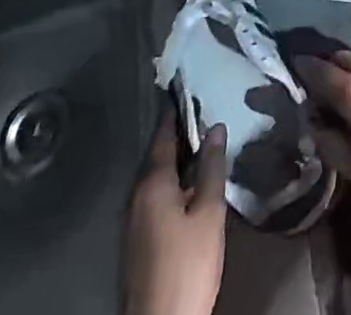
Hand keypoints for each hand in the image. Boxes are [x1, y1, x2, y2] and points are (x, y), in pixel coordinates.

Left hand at [123, 109, 226, 314]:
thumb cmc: (189, 262)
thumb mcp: (209, 213)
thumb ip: (211, 168)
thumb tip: (215, 128)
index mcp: (153, 183)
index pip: (163, 136)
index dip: (175, 113)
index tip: (187, 88)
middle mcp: (137, 194)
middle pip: (158, 154)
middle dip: (179, 134)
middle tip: (205, 113)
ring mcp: (135, 217)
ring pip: (158, 175)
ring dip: (178, 158)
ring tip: (205, 143)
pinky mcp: (139, 236)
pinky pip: (156, 194)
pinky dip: (174, 179)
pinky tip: (194, 183)